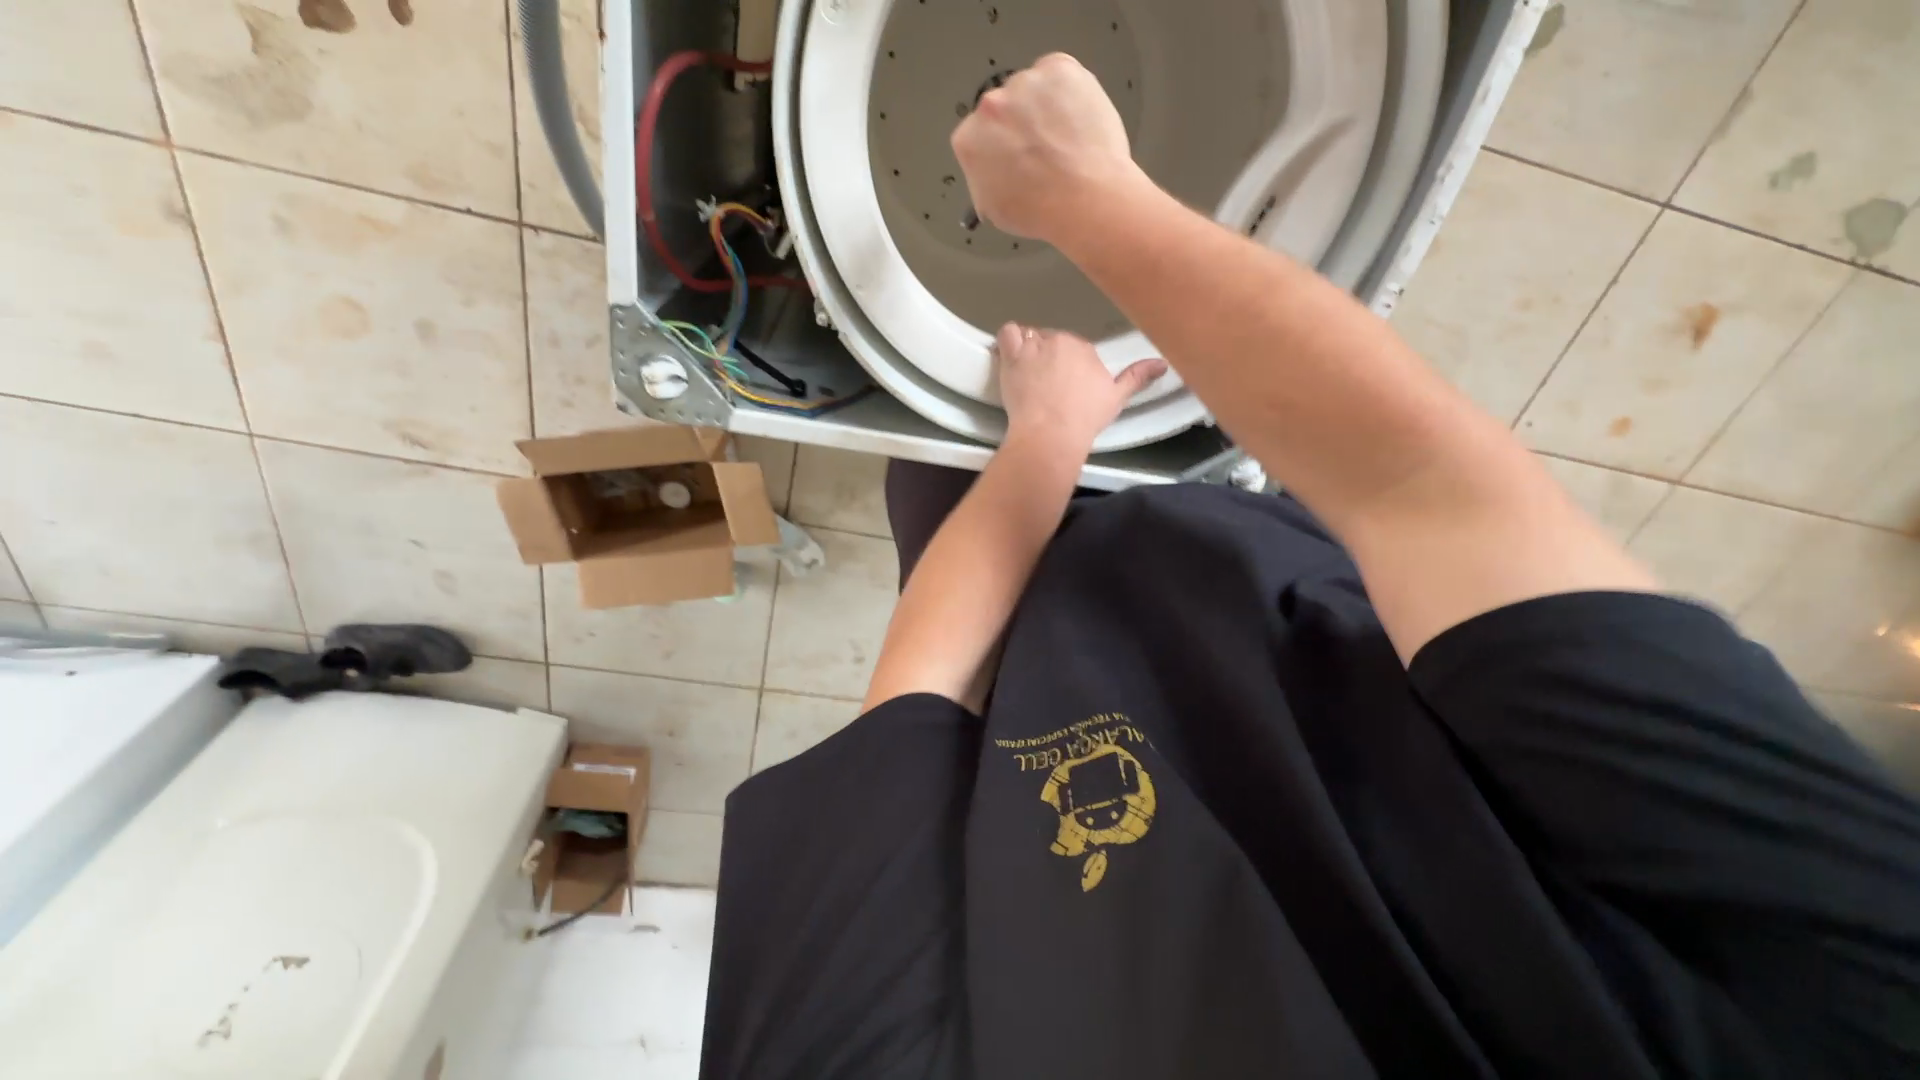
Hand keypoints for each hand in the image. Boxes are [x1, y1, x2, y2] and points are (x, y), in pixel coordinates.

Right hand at [950, 53, 1146, 244]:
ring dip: (1045, 106)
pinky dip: (1069, 91)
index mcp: (969, 139)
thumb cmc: (1044, 211)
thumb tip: (992, 172)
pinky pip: (1060, 73)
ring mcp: (1026, 83)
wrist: (1087, 201)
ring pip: (1032, 88)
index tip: (1013, 155)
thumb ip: (983, 179)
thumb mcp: (994, 210)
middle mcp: (991, 105)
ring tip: (1066, 139)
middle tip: (1043, 150)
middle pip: (1003, 107)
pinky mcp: (1059, 69)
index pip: (977, 133)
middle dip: (1020, 124)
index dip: (999, 146)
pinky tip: (1077, 121)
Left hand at [994, 323, 1166, 454]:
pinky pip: (1007, 333)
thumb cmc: (1085, 418)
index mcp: (1085, 348)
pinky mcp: (1012, 355)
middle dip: (1048, 356)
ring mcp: (1035, 346)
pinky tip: (1008, 356)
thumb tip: (1163, 363)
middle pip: (1051, 339)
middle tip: (1044, 384)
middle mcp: (1061, 340)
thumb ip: (1137, 376)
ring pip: (1029, 336)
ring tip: (1026, 373)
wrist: (1052, 432)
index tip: (1064, 385)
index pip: (1074, 346)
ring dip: (1027, 350)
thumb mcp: (1117, 397)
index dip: (1068, 364)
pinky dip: (1007, 340)